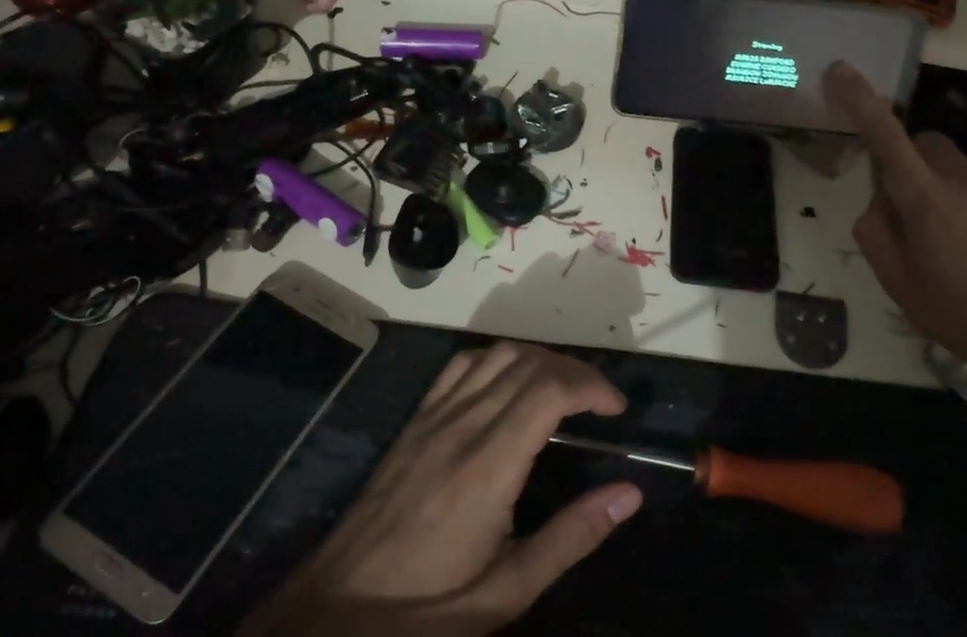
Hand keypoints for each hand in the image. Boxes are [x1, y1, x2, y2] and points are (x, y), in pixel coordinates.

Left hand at [240, 342, 642, 636]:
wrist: (337, 610)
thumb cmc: (428, 606)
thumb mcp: (507, 590)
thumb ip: (571, 538)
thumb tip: (629, 494)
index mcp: (486, 467)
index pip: (547, 390)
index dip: (590, 385)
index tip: (616, 408)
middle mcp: (459, 427)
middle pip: (526, 363)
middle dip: (574, 370)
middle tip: (599, 402)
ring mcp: (431, 419)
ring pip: (495, 355)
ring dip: (539, 359)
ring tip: (565, 390)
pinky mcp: (414, 422)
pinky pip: (459, 367)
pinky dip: (496, 359)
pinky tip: (509, 384)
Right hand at [826, 62, 966, 420]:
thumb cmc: (963, 320)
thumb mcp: (899, 286)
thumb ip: (875, 231)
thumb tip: (879, 196)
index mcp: (928, 202)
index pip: (886, 138)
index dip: (861, 101)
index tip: (841, 71)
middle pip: (932, 147)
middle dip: (920, 167)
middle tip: (926, 215)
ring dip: (964, 196)